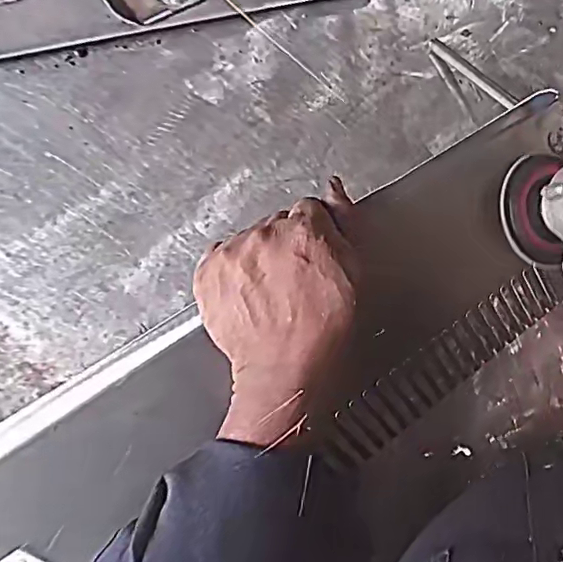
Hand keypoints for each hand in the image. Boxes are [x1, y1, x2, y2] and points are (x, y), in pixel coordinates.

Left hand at [196, 178, 357, 446]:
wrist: (284, 371)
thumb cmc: (323, 332)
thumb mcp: (354, 274)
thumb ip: (344, 223)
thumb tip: (334, 190)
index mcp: (305, 229)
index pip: (309, 209)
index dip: (315, 234)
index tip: (315, 255)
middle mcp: (265, 234)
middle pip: (277, 223)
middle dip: (286, 244)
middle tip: (296, 281)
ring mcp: (233, 253)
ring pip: (249, 240)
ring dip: (259, 258)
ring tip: (272, 294)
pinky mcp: (208, 272)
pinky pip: (222, 258)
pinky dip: (233, 273)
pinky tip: (250, 296)